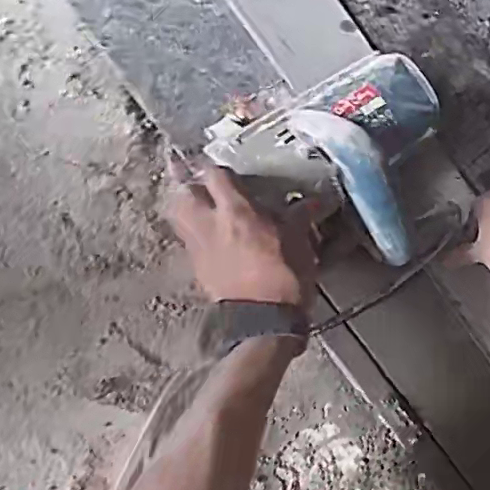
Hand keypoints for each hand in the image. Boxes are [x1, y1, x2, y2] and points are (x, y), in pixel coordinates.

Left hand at [164, 153, 316, 306]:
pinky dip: (193, 233)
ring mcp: (198, 247)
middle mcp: (210, 224)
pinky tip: (208, 236)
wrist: (263, 322)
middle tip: (201, 183)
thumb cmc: (284, 278)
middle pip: (182, 192)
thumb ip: (300, 217)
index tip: (226, 169)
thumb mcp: (299, 243)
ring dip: (185, 207)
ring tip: (200, 207)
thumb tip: (313, 201)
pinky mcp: (197, 269)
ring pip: (177, 215)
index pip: (214, 174)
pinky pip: (187, 241)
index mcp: (236, 211)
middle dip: (188, 183)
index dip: (217, 167)